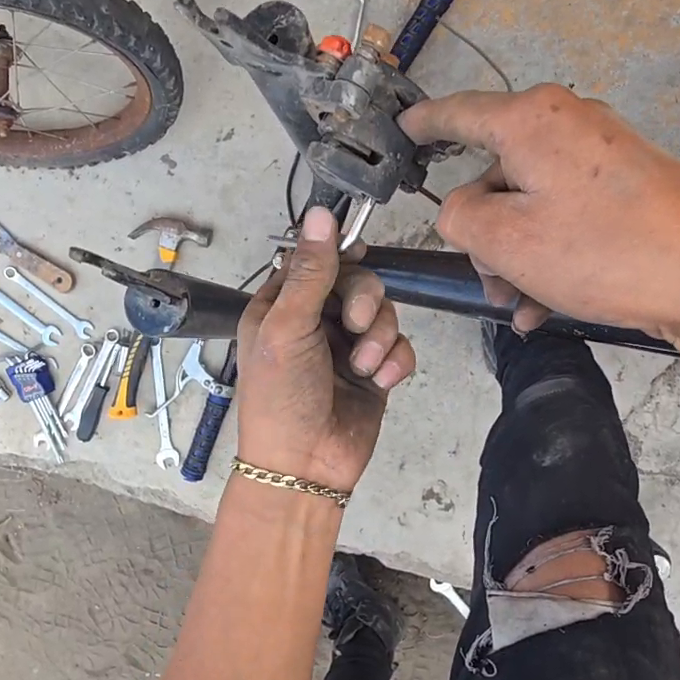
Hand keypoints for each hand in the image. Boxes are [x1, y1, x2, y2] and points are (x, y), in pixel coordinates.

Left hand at [234, 207, 415, 493]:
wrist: (304, 466)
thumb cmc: (281, 399)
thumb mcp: (287, 329)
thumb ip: (309, 272)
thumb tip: (320, 214)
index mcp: (280, 309)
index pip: (314, 262)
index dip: (337, 257)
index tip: (355, 255)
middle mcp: (313, 324)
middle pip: (357, 282)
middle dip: (364, 301)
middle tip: (356, 323)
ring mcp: (346, 349)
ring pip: (384, 313)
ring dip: (379, 336)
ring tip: (363, 367)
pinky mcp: (373, 373)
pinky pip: (399, 347)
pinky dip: (394, 361)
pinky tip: (381, 381)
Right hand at [400, 84, 679, 338]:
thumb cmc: (602, 251)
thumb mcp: (504, 240)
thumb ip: (458, 217)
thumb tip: (462, 209)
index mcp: (532, 123)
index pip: (460, 114)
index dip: (425, 125)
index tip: (404, 129)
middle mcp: (569, 126)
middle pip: (496, 175)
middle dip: (483, 234)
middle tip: (488, 283)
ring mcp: (602, 157)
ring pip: (529, 206)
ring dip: (514, 259)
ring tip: (519, 307)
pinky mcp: (626, 188)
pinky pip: (565, 220)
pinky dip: (547, 260)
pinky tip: (544, 307)